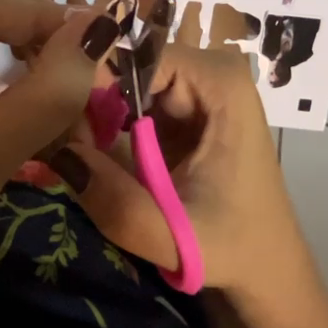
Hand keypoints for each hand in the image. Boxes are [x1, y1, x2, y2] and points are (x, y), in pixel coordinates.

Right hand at [53, 44, 296, 294]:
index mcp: (221, 83)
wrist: (268, 272)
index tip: (66, 128)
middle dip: (89, 100)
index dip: (95, 84)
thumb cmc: (236, 250)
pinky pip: (129, 99)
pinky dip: (104, 123)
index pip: (136, 56)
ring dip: (92, 115)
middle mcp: (210, 70)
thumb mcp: (174, 236)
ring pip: (122, 79)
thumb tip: (59, 153)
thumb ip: (118, 201)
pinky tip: (90, 153)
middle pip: (126, 64)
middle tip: (62, 146)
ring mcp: (195, 87)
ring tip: (72, 152)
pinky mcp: (181, 107)